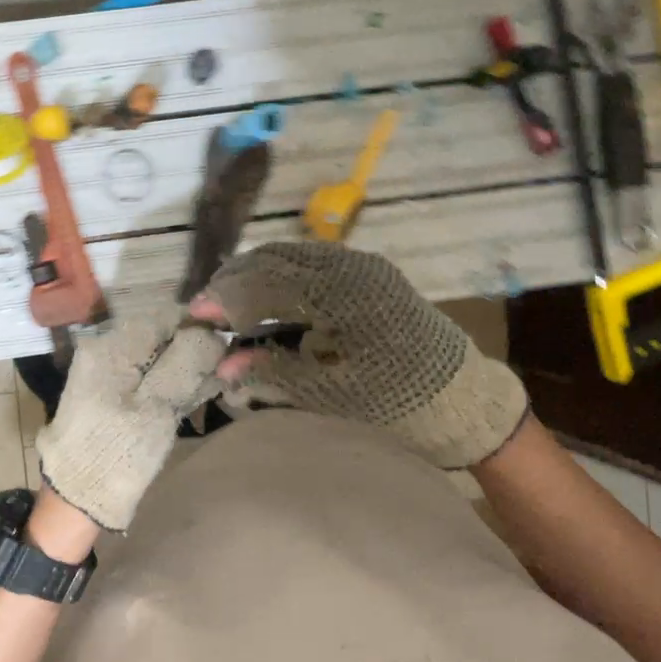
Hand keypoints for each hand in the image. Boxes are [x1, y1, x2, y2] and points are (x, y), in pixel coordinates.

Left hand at [36, 305, 225, 530]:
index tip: (228, 347)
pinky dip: (174, 386)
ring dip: (190, 370)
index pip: (165, 318)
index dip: (199, 328)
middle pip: (164, 337)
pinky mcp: (113, 396)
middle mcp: (106, 350)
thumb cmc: (118, 450)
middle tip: (227, 372)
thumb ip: (186, 362)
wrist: (78, 497)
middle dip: (197, 351)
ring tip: (218, 386)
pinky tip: (196, 398)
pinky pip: (150, 379)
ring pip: (161, 360)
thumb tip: (212, 331)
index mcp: (112, 346)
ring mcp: (109, 374)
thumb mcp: (158, 405)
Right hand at [190, 241, 527, 469]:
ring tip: (230, 303)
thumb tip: (221, 366)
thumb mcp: (329, 391)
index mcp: (340, 291)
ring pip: (294, 259)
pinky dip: (284, 279)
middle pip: (276, 260)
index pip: (265, 282)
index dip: (226, 298)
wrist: (465, 402)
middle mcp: (351, 267)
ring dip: (258, 277)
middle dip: (237, 283)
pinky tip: (268, 300)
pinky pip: (315, 266)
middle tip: (208, 308)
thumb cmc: (396, 401)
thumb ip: (273, 370)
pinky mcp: (373, 277)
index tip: (196, 314)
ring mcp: (364, 268)